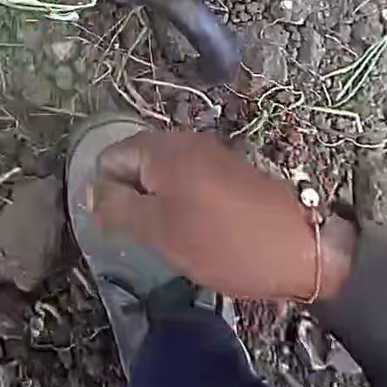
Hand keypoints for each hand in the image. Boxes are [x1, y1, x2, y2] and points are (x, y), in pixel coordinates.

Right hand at [92, 130, 355, 301]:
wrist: (298, 247)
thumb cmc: (222, 240)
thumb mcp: (159, 230)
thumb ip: (117, 207)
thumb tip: (88, 189)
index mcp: (160, 147)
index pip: (109, 158)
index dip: (107, 193)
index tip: (120, 228)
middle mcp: (180, 139)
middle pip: (134, 163)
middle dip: (132, 198)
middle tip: (146, 237)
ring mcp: (205, 152)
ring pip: (160, 175)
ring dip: (156, 203)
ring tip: (171, 238)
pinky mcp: (224, 169)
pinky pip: (185, 180)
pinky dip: (179, 202)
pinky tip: (195, 231)